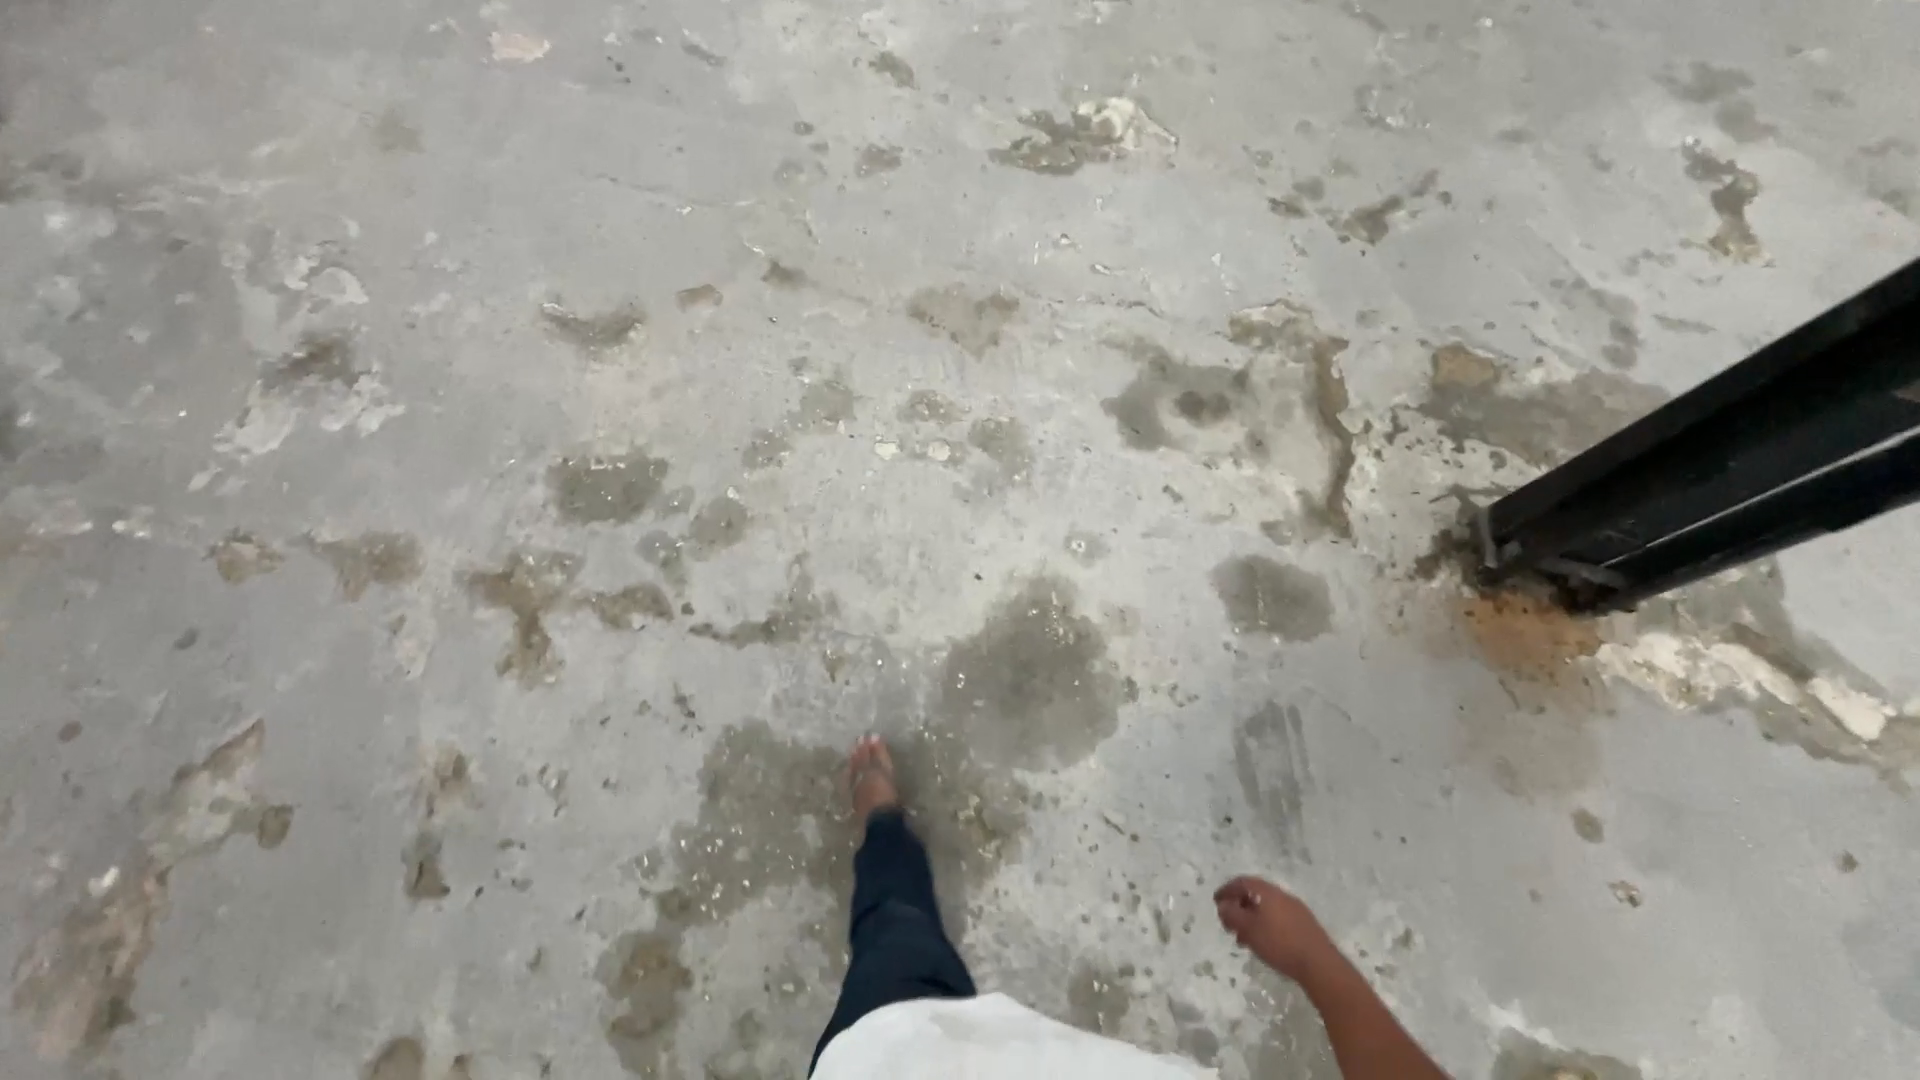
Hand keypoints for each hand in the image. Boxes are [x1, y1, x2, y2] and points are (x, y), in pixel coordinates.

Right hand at [1213, 875, 1333, 982]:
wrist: (1320, 965)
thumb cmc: (1279, 943)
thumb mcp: (1248, 929)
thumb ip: (1232, 914)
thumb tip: (1223, 905)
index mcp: (1267, 892)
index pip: (1242, 882)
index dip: (1226, 890)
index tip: (1216, 902)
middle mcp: (1282, 895)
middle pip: (1254, 894)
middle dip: (1238, 907)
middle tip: (1229, 924)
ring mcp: (1296, 909)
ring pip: (1266, 908)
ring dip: (1251, 919)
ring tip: (1244, 939)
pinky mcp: (1305, 924)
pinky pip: (1278, 918)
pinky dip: (1265, 925)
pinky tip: (1263, 943)